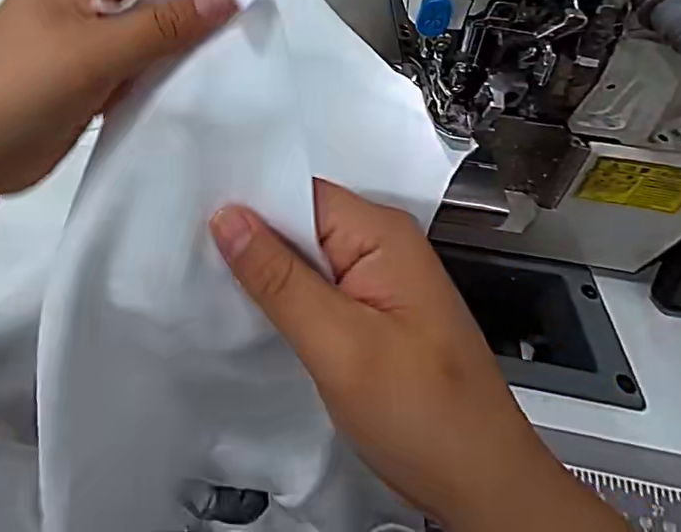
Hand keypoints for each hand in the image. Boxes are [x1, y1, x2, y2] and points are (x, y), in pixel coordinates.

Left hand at [0, 0, 235, 197]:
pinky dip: (151, 79)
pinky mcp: (80, 84)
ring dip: (171, 51)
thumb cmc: (22, 90)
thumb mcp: (96, 50)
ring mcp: (76, 47)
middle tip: (236, 40)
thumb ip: (163, 23)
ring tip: (219, 68)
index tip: (239, 5)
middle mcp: (75, 5)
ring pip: (139, 39)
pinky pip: (127, 71)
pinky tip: (181, 93)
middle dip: (186, 16)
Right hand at [210, 182, 621, 531]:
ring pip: (302, 252)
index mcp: (380, 233)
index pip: (298, 192)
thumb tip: (227, 218)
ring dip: (265, 268)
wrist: (484, 488)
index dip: (249, 204)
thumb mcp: (340, 345)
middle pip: (297, 218)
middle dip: (252, 237)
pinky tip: (256, 307)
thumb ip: (279, 278)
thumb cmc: (426, 417)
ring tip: (215, 280)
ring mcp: (375, 275)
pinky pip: (313, 282)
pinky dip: (284, 293)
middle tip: (196, 254)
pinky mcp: (368, 305)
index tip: (198, 219)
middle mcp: (379, 242)